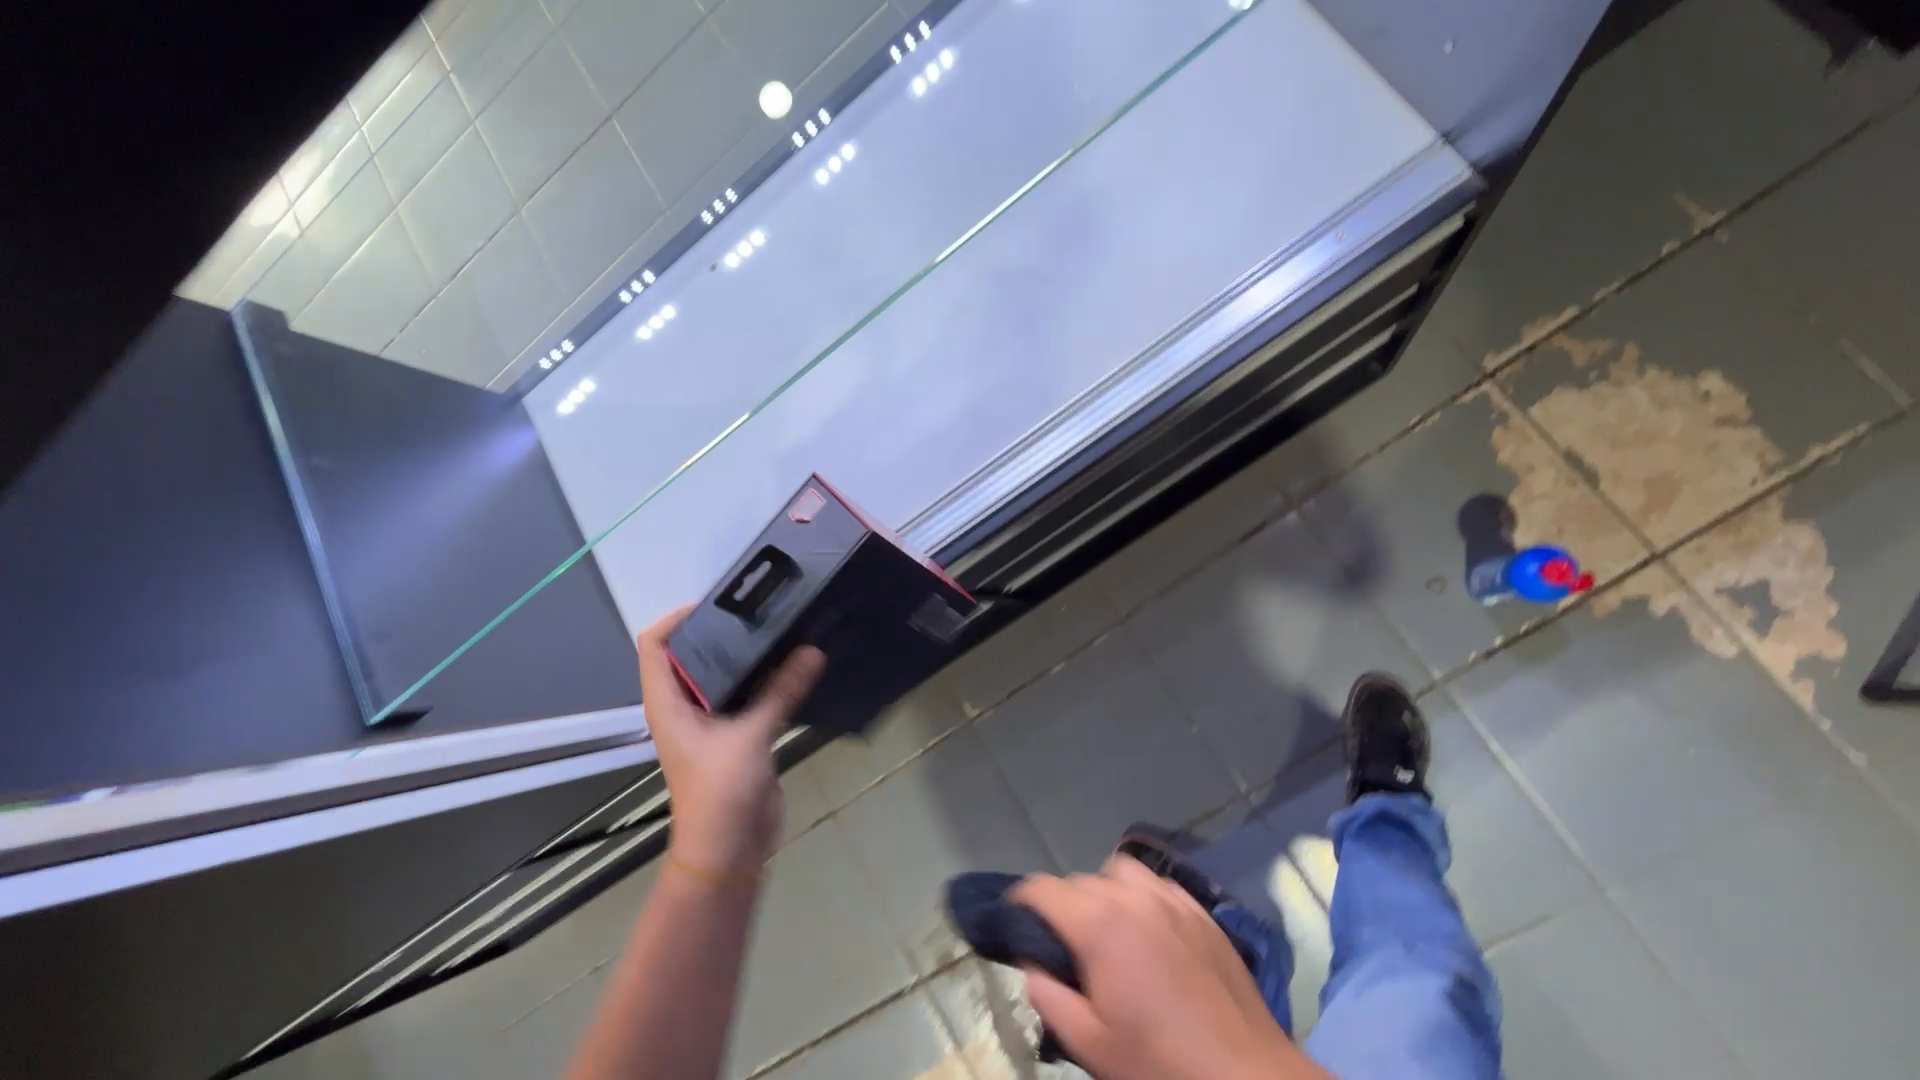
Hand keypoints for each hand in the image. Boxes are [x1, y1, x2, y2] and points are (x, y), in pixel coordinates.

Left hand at [637, 606, 824, 878]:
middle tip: (760, 611)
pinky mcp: (738, 737)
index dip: (677, 617)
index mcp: (667, 704)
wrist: (730, 851)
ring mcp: (711, 723)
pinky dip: (766, 680)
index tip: (720, 602)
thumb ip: (780, 691)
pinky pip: (748, 697)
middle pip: (692, 655)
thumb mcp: (750, 736)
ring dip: (747, 657)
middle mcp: (684, 707)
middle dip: (721, 632)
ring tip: (781, 630)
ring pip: (723, 676)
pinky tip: (794, 667)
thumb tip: (811, 650)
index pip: (654, 645)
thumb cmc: (720, 793)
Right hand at [1012, 857, 1322, 1079]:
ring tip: (1107, 933)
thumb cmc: (1160, 1062)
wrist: (1245, 1074)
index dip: (1020, 902)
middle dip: (1062, 906)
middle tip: (1063, 949)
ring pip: (1120, 872)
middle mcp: (1133, 898)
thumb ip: (1047, 995)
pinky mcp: (1202, 911)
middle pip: (1079, 880)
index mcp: (1099, 925)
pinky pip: (1158, 885)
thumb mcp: (1088, 1042)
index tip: (1014, 925)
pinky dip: (1141, 898)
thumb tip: (1033, 963)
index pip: (1042, 889)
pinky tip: (1148, 933)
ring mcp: (1172, 900)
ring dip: (1103, 893)